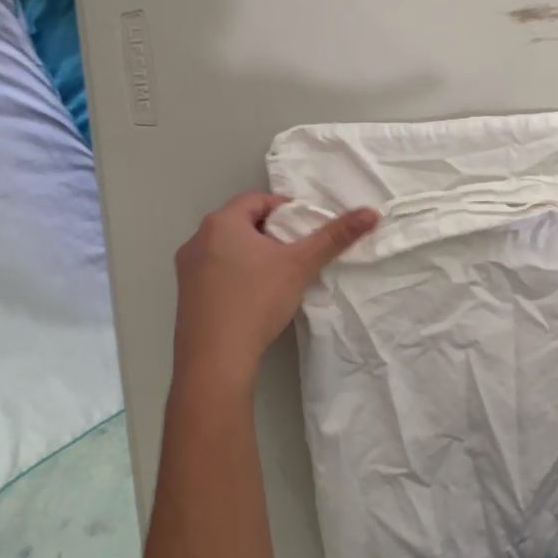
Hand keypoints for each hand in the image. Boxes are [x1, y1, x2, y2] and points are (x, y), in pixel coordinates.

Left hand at [172, 192, 378, 392]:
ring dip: (253, 252)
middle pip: (241, 222)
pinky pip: (215, 270)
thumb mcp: (301, 264)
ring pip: (227, 247)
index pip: (256, 199)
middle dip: (271, 231)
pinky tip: (255, 295)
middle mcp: (197, 239)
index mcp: (221, 224)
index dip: (285, 208)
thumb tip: (371, 212)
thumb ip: (335, 236)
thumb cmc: (257, 300)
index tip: (305, 228)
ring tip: (279, 273)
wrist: (215, 358)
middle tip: (297, 250)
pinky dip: (236, 272)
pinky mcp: (186, 294)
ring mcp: (187, 269)